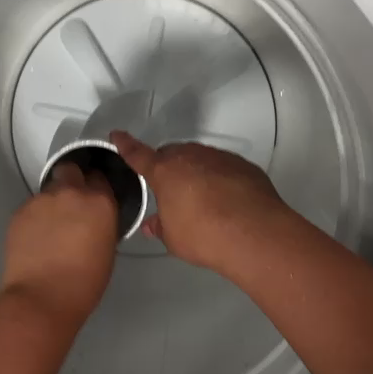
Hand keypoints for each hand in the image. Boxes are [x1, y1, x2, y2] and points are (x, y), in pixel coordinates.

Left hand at [0, 162, 119, 329]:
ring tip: (49, 230)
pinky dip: (35, 218)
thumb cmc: (84, 283)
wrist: (41, 298)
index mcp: (99, 202)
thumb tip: (92, 220)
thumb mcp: (107, 250)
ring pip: (48, 191)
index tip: (94, 200)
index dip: (96, 188)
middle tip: (70, 205)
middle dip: (71, 181)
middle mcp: (70, 193)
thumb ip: (101, 224)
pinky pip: (31, 208)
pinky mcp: (19, 212)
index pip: (99, 178)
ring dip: (52, 203)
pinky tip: (35, 240)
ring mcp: (41, 200)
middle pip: (70, 170)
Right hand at [109, 131, 300, 273]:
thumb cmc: (204, 236)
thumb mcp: (174, 238)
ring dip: (195, 171)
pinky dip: (219, 177)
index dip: (126, 145)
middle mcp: (191, 157)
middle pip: (173, 154)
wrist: (255, 234)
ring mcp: (220, 158)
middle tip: (170, 189)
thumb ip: (161, 226)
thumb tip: (153, 224)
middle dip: (168, 166)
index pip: (138, 154)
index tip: (117, 135)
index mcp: (165, 172)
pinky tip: (226, 198)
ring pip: (200, 158)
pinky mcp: (244, 166)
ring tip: (200, 197)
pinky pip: (223, 167)